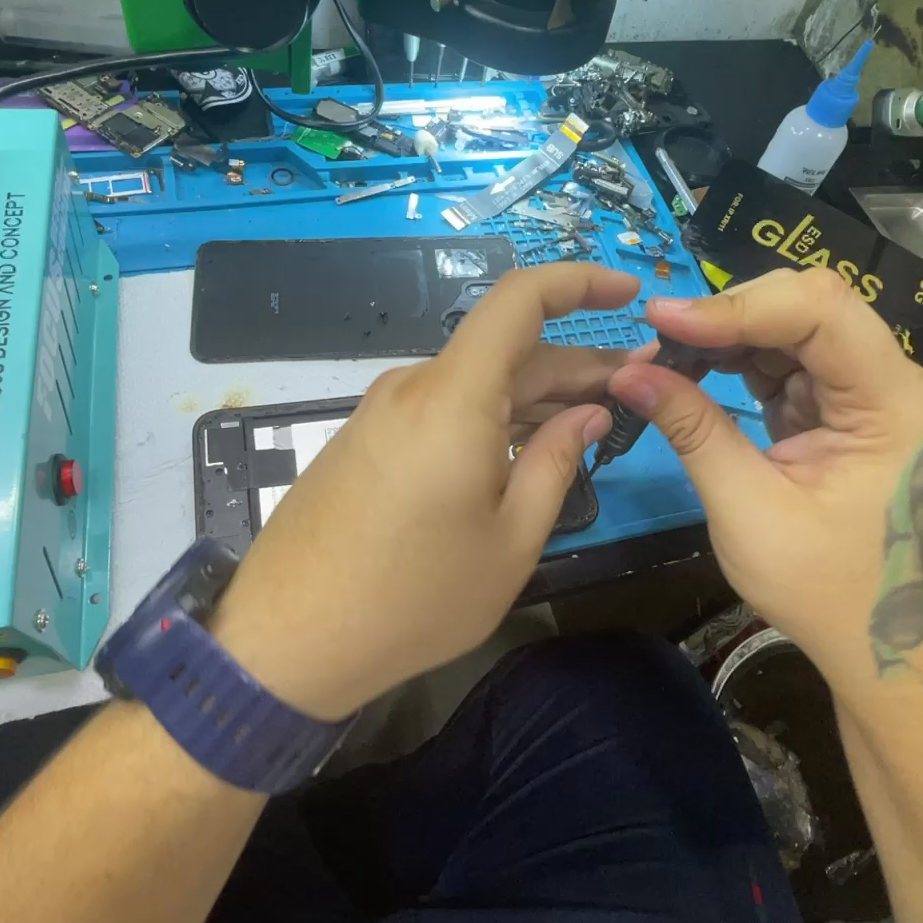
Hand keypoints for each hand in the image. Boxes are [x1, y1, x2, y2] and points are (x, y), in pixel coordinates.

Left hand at [205, 264, 640, 718]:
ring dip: (534, 395)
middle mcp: (415, 387)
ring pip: (475, 384)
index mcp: (454, 397)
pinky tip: (522, 447)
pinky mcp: (365, 441)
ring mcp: (382, 413)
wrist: (288, 640)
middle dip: (575, 364)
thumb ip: (555, 464)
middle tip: (634, 387)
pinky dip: (491, 417)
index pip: (521, 299)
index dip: (579, 282)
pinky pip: (441, 411)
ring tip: (591, 418)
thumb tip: (588, 414)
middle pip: (506, 350)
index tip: (628, 294)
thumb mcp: (510, 541)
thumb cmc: (414, 598)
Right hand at [607, 268, 922, 685]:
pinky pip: (791, 364)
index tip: (664, 319)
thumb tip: (628, 374)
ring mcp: (870, 396)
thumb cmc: (825, 590)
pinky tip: (702, 372)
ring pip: (797, 329)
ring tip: (672, 353)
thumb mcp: (748, 509)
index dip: (737, 306)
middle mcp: (891, 383)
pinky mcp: (845, 412)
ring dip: (731, 335)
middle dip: (732, 314)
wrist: (882, 646)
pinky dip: (742, 363)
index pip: (820, 311)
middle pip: (812, 307)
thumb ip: (691, 430)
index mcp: (890, 403)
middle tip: (662, 335)